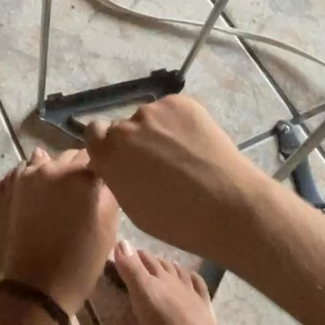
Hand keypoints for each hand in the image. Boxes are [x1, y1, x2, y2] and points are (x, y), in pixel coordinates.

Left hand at [0, 147, 119, 312]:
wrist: (38, 285)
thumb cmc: (81, 262)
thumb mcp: (108, 230)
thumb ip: (109, 195)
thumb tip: (106, 178)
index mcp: (83, 176)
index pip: (99, 157)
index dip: (104, 169)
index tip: (106, 182)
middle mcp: (56, 166)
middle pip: (74, 156)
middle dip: (81, 168)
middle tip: (86, 191)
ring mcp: (32, 172)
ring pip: (51, 160)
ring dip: (59, 170)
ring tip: (63, 193)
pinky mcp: (16, 183)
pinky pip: (30, 168)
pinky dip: (39, 174)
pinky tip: (44, 190)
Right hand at [84, 96, 260, 258]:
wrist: (231, 208)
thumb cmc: (180, 221)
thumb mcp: (134, 208)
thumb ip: (116, 176)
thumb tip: (118, 163)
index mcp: (108, 153)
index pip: (94, 133)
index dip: (108, 144)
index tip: (124, 158)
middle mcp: (125, 127)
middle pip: (125, 128)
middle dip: (137, 142)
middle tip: (162, 163)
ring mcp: (153, 110)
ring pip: (151, 119)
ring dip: (160, 132)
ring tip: (186, 156)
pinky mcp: (180, 102)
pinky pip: (172, 111)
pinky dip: (181, 124)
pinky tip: (197, 146)